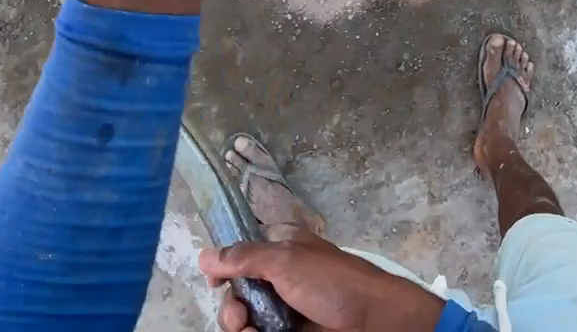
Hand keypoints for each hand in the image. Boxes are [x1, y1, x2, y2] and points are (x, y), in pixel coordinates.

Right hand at [201, 229, 444, 331]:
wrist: (371, 321)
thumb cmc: (332, 282)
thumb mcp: (287, 260)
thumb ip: (245, 257)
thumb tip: (205, 255)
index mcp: (282, 251)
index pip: (241, 257)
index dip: (225, 270)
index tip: (215, 283)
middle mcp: (279, 279)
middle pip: (236, 296)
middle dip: (231, 309)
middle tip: (242, 317)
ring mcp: (284, 311)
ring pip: (244, 322)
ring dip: (240, 327)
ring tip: (253, 331)